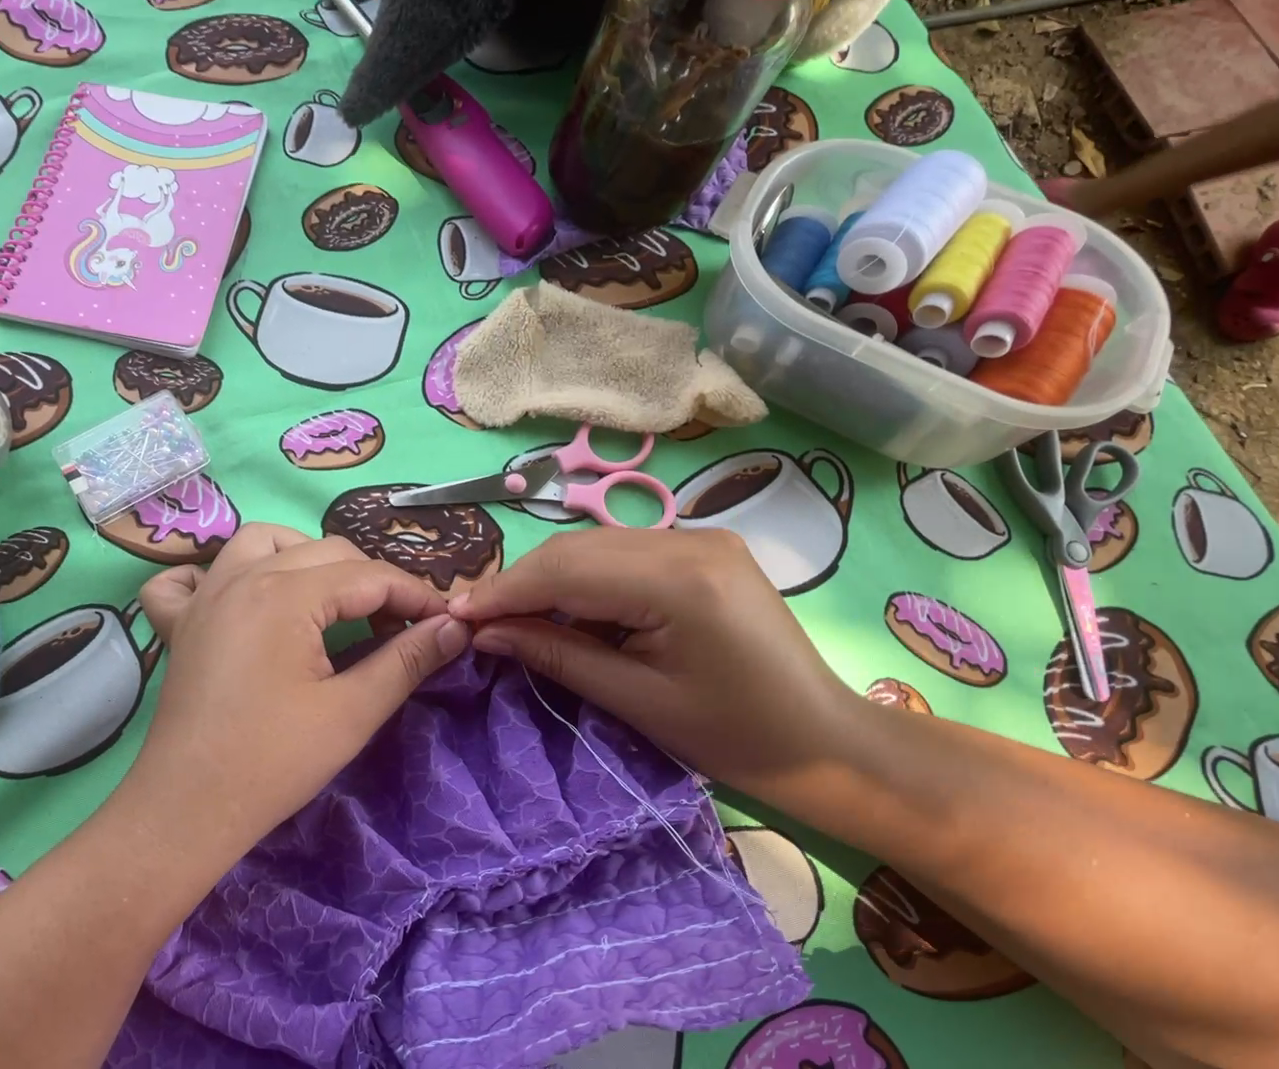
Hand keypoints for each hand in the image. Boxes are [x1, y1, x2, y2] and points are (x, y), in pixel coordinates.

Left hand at [125, 524, 470, 862]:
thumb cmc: (274, 762)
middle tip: (400, 626)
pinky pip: (190, 577)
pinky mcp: (180, 623)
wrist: (189, 807)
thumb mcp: (352, 713)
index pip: (368, 575)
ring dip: (304, 556)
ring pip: (260, 542)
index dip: (415, 595)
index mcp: (286, 594)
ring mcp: (204, 596)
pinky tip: (239, 598)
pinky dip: (216, 574)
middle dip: (371, 580)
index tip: (445, 622)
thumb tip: (454, 628)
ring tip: (329, 599)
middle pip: (324, 551)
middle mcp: (243, 577)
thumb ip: (405, 661)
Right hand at [449, 527, 854, 792]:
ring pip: (594, 547)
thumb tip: (483, 632)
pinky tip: (568, 613)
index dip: (504, 590)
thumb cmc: (734, 737)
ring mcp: (700, 537)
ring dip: (549, 581)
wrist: (824, 741)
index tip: (454, 614)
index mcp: (680, 580)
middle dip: (520, 583)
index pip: (566, 570)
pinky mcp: (703, 548)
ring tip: (513, 621)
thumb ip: (556, 655)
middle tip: (475, 620)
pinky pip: (622, 555)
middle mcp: (690, 540)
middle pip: (576, 549)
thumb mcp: (636, 701)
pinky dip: (585, 582)